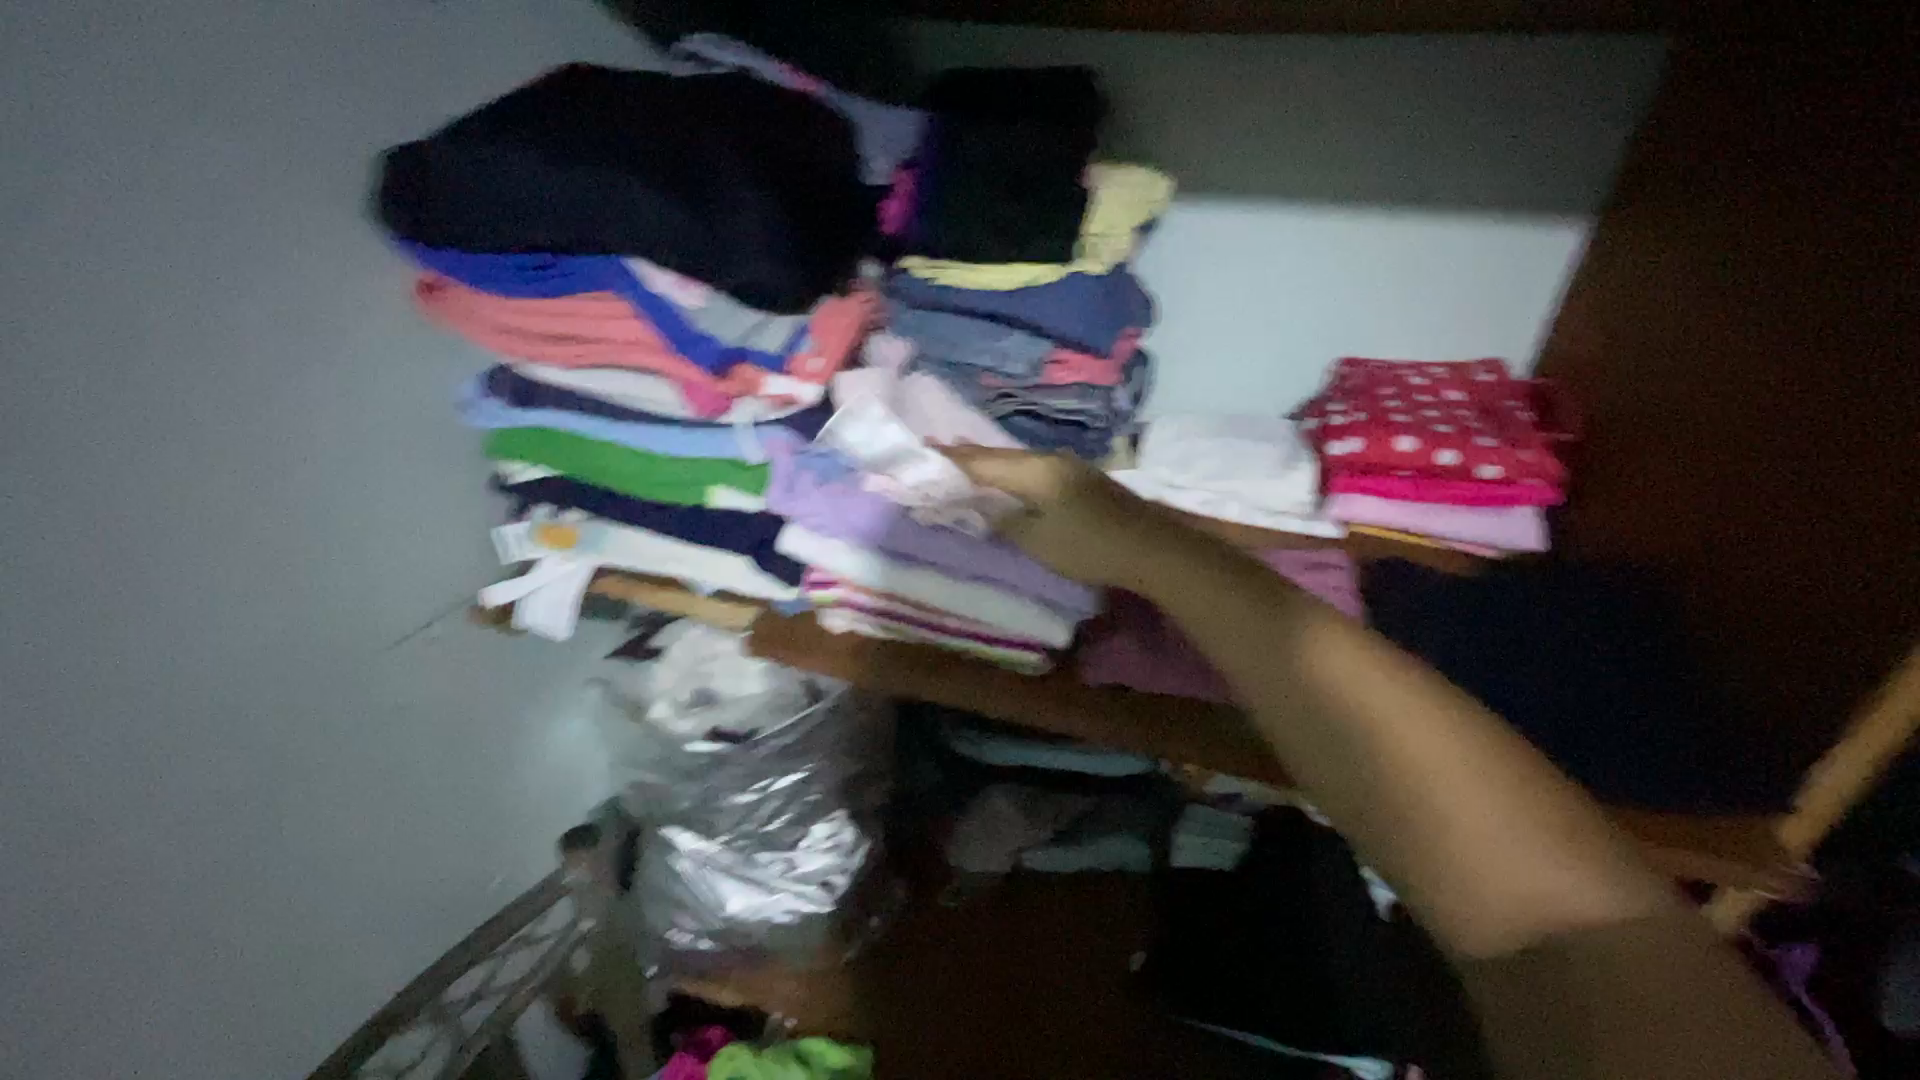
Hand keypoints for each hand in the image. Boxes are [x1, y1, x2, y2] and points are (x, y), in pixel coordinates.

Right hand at [942, 446, 1172, 588]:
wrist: (1151, 547)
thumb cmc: (1089, 546)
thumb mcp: (1036, 540)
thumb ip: (1003, 520)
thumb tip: (981, 508)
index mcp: (1035, 470)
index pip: (982, 461)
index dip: (950, 459)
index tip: (923, 451)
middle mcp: (1049, 459)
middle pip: (999, 455)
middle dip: (966, 455)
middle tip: (935, 451)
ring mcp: (1068, 466)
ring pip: (1017, 461)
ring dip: (989, 462)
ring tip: (962, 459)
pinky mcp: (1080, 479)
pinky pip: (1033, 469)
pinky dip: (1010, 472)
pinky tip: (1005, 475)